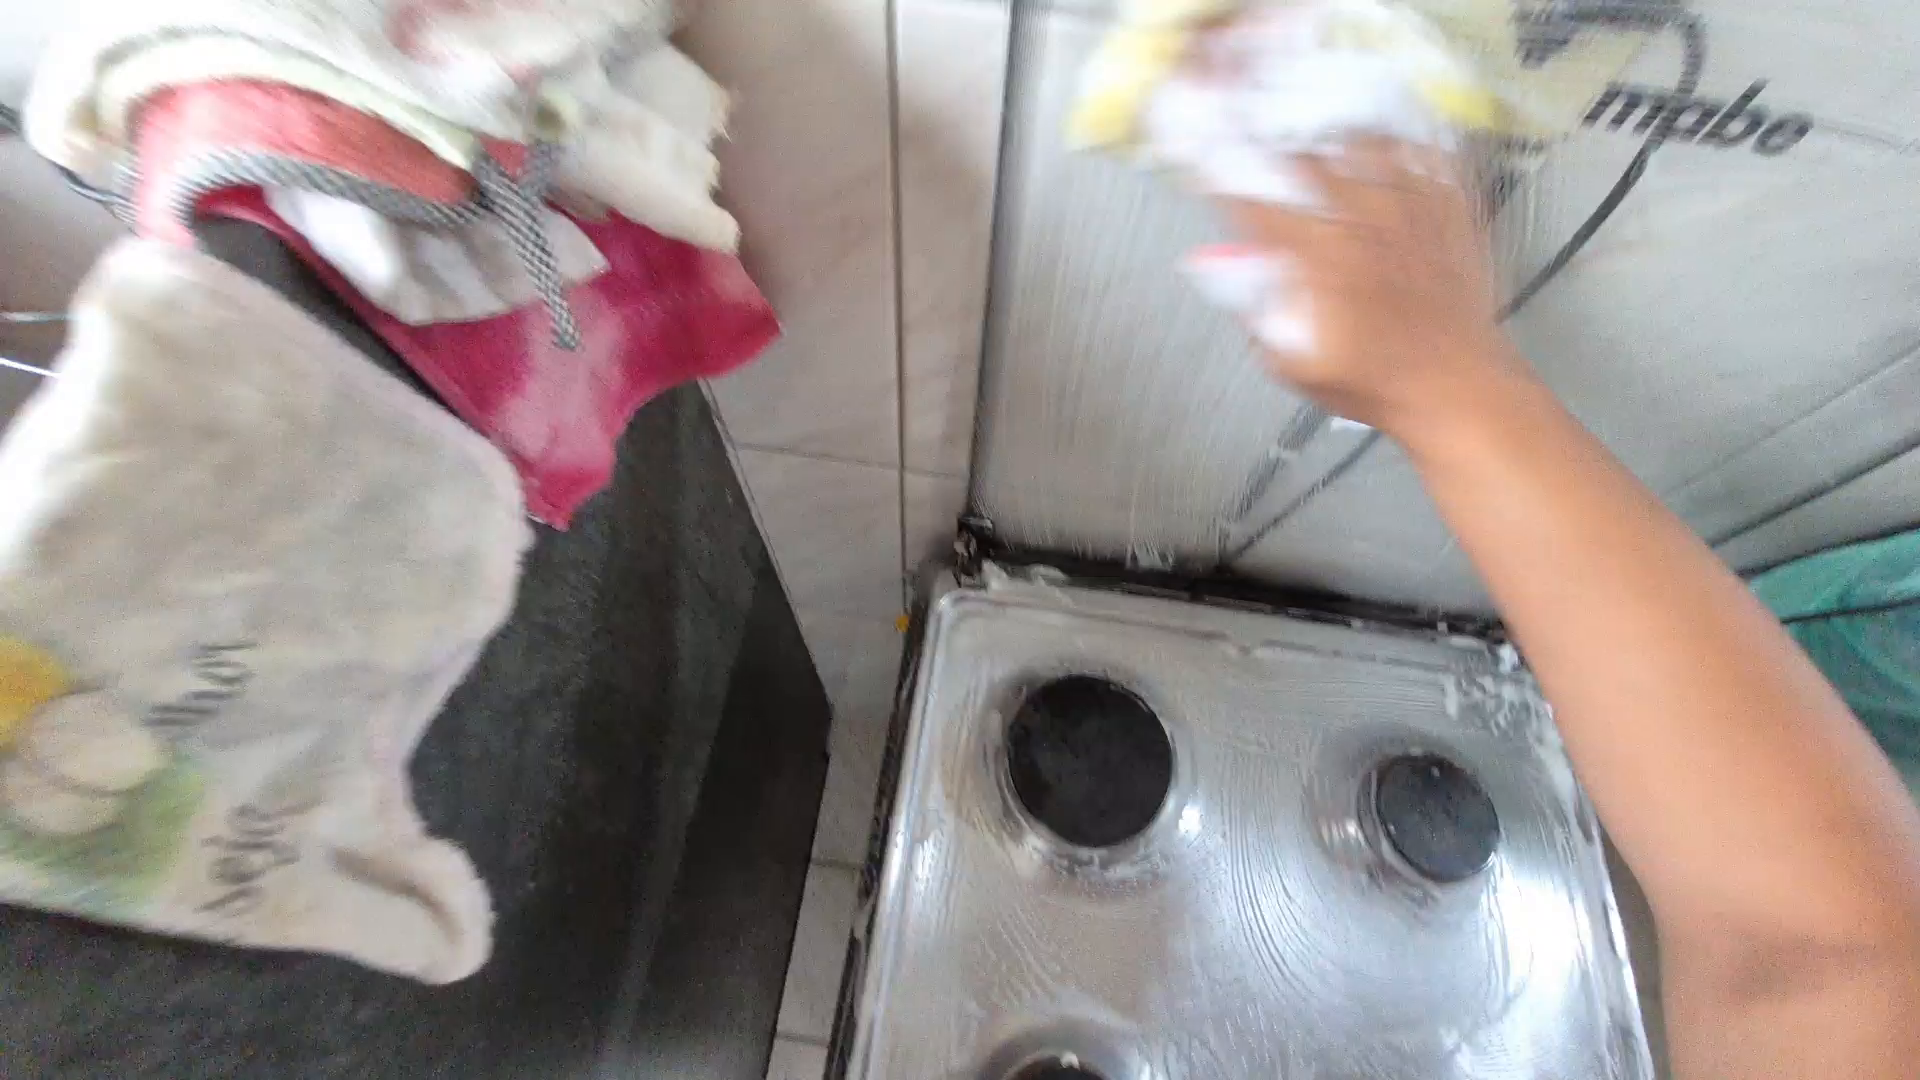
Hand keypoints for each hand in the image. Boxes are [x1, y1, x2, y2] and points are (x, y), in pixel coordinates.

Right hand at [1192, 138, 1531, 441]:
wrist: (1451, 388)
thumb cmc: (1376, 383)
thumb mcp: (1292, 364)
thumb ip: (1256, 314)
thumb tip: (1235, 278)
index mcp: (1319, 260)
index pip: (1259, 207)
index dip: (1229, 188)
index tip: (1215, 179)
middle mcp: (1364, 226)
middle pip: (1311, 162)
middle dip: (1280, 156)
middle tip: (1269, 155)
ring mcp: (1412, 215)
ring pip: (1371, 146)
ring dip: (1340, 141)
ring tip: (1327, 140)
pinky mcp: (1452, 215)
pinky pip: (1431, 158)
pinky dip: (1408, 146)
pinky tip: (1397, 147)